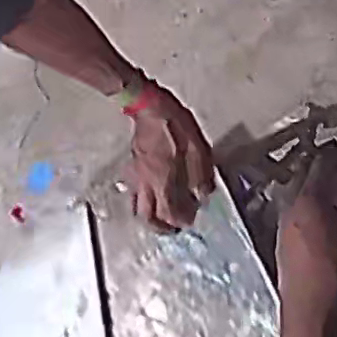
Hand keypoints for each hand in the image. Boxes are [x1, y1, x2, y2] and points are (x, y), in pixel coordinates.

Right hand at [127, 85, 215, 231]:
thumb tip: (204, 195)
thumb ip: (201, 173)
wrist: (150, 108)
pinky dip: (145, 202)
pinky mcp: (133, 167)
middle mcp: (145, 185)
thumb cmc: (176, 126)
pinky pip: (136, 194)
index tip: (190, 221)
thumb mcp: (197, 147)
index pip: (168, 213)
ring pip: (138, 208)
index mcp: (163, 181)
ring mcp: (135, 177)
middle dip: (160, 227)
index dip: (179, 220)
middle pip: (147, 217)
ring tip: (164, 214)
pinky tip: (155, 193)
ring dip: (151, 217)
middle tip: (174, 227)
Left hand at [276, 142, 336, 334]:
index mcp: (308, 198)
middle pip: (303, 169)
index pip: (321, 161)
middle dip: (323, 159)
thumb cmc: (335, 271)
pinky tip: (320, 205)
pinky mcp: (282, 237)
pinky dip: (307, 193)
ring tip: (333, 179)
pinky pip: (292, 202)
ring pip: (296, 185)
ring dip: (314, 177)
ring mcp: (283, 222)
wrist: (309, 313)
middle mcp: (290, 205)